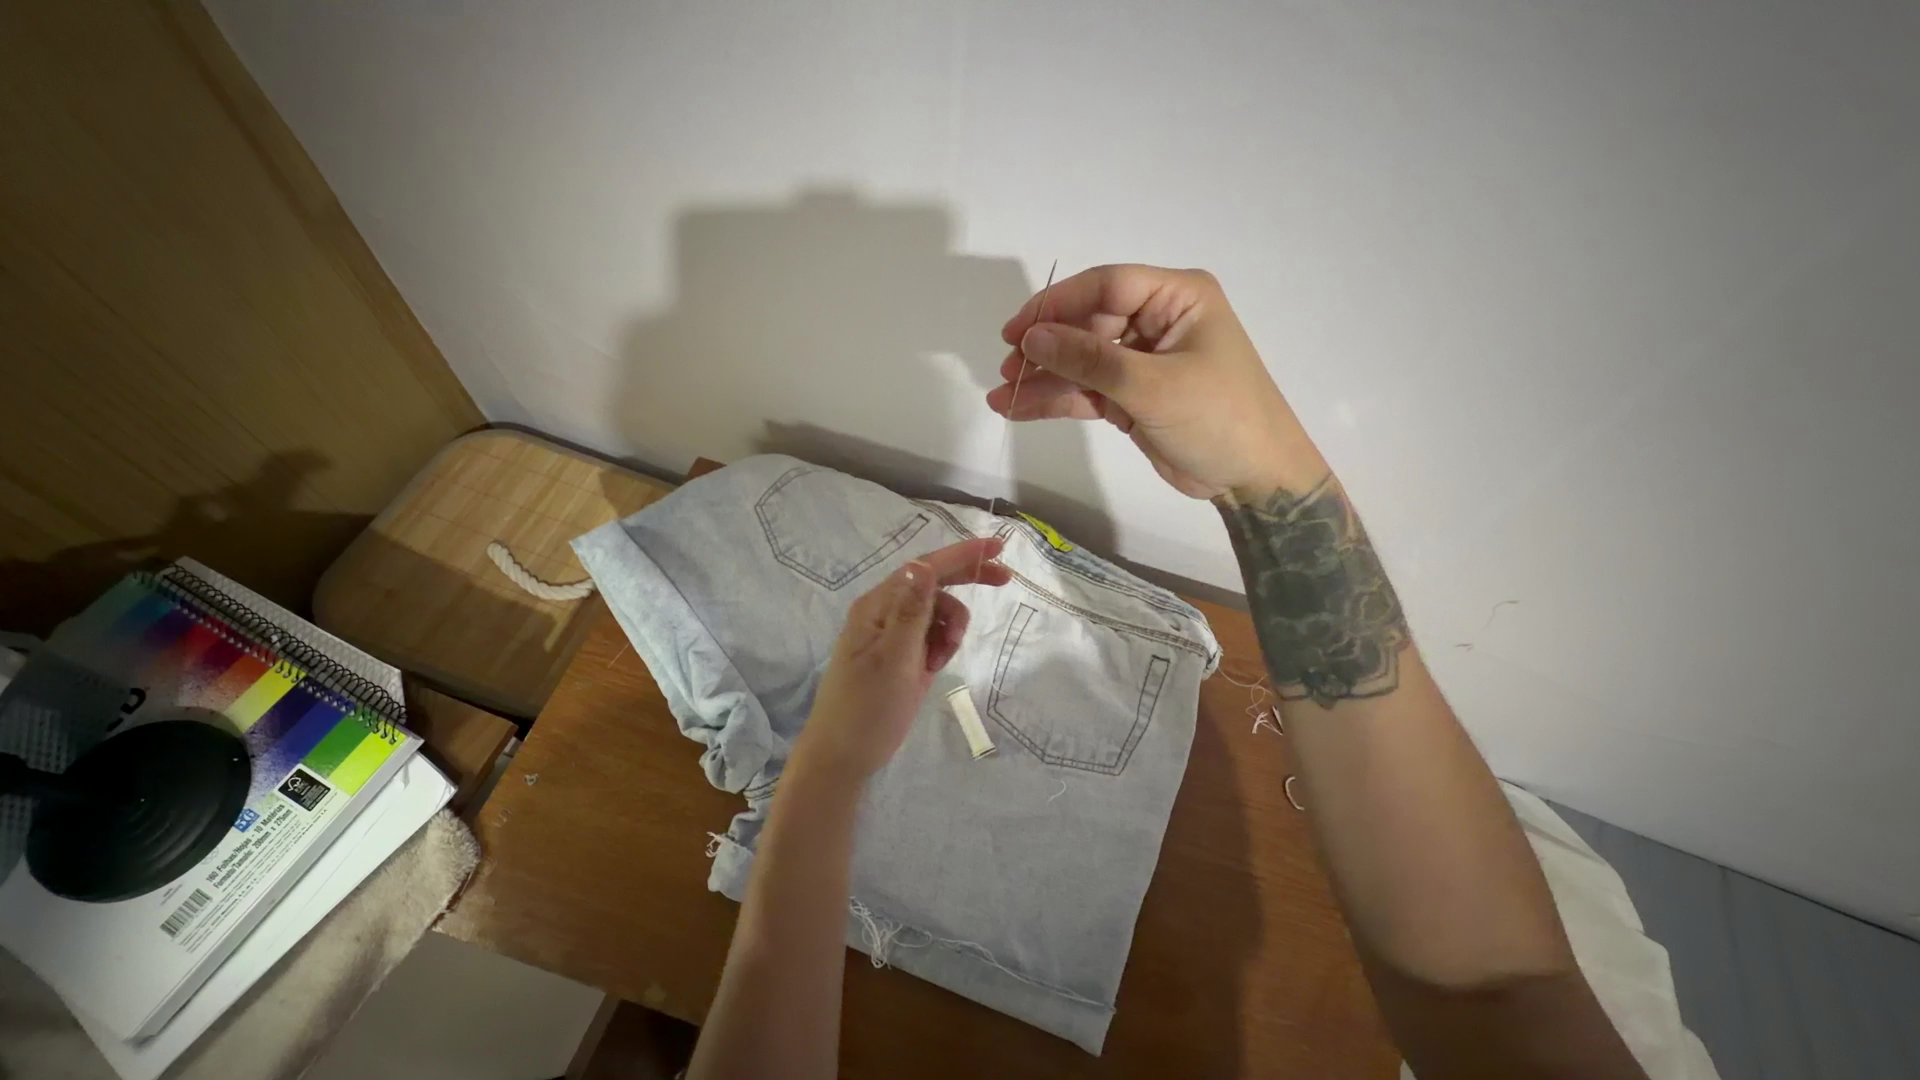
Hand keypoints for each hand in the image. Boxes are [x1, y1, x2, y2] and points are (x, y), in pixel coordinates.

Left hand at [790, 537, 1011, 784]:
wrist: (844, 757)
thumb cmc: (867, 708)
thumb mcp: (895, 658)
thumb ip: (912, 610)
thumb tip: (922, 564)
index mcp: (877, 606)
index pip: (925, 568)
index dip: (963, 555)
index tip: (1000, 547)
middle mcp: (885, 613)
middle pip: (934, 583)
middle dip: (968, 580)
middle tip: (1006, 580)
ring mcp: (895, 636)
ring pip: (939, 612)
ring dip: (952, 628)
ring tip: (942, 658)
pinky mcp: (904, 657)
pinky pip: (933, 636)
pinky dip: (943, 645)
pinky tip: (937, 665)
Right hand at [986, 264, 1326, 499]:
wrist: (1254, 478)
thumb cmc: (1218, 417)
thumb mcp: (1152, 386)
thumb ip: (1089, 360)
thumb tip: (1031, 338)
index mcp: (1177, 297)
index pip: (1106, 286)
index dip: (1056, 305)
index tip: (1016, 331)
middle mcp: (1159, 320)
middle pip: (1088, 322)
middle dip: (1046, 347)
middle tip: (1008, 369)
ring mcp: (1144, 359)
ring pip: (1083, 360)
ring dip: (1044, 378)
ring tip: (1001, 396)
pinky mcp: (1134, 395)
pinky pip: (1088, 390)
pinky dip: (1058, 400)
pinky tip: (1020, 408)